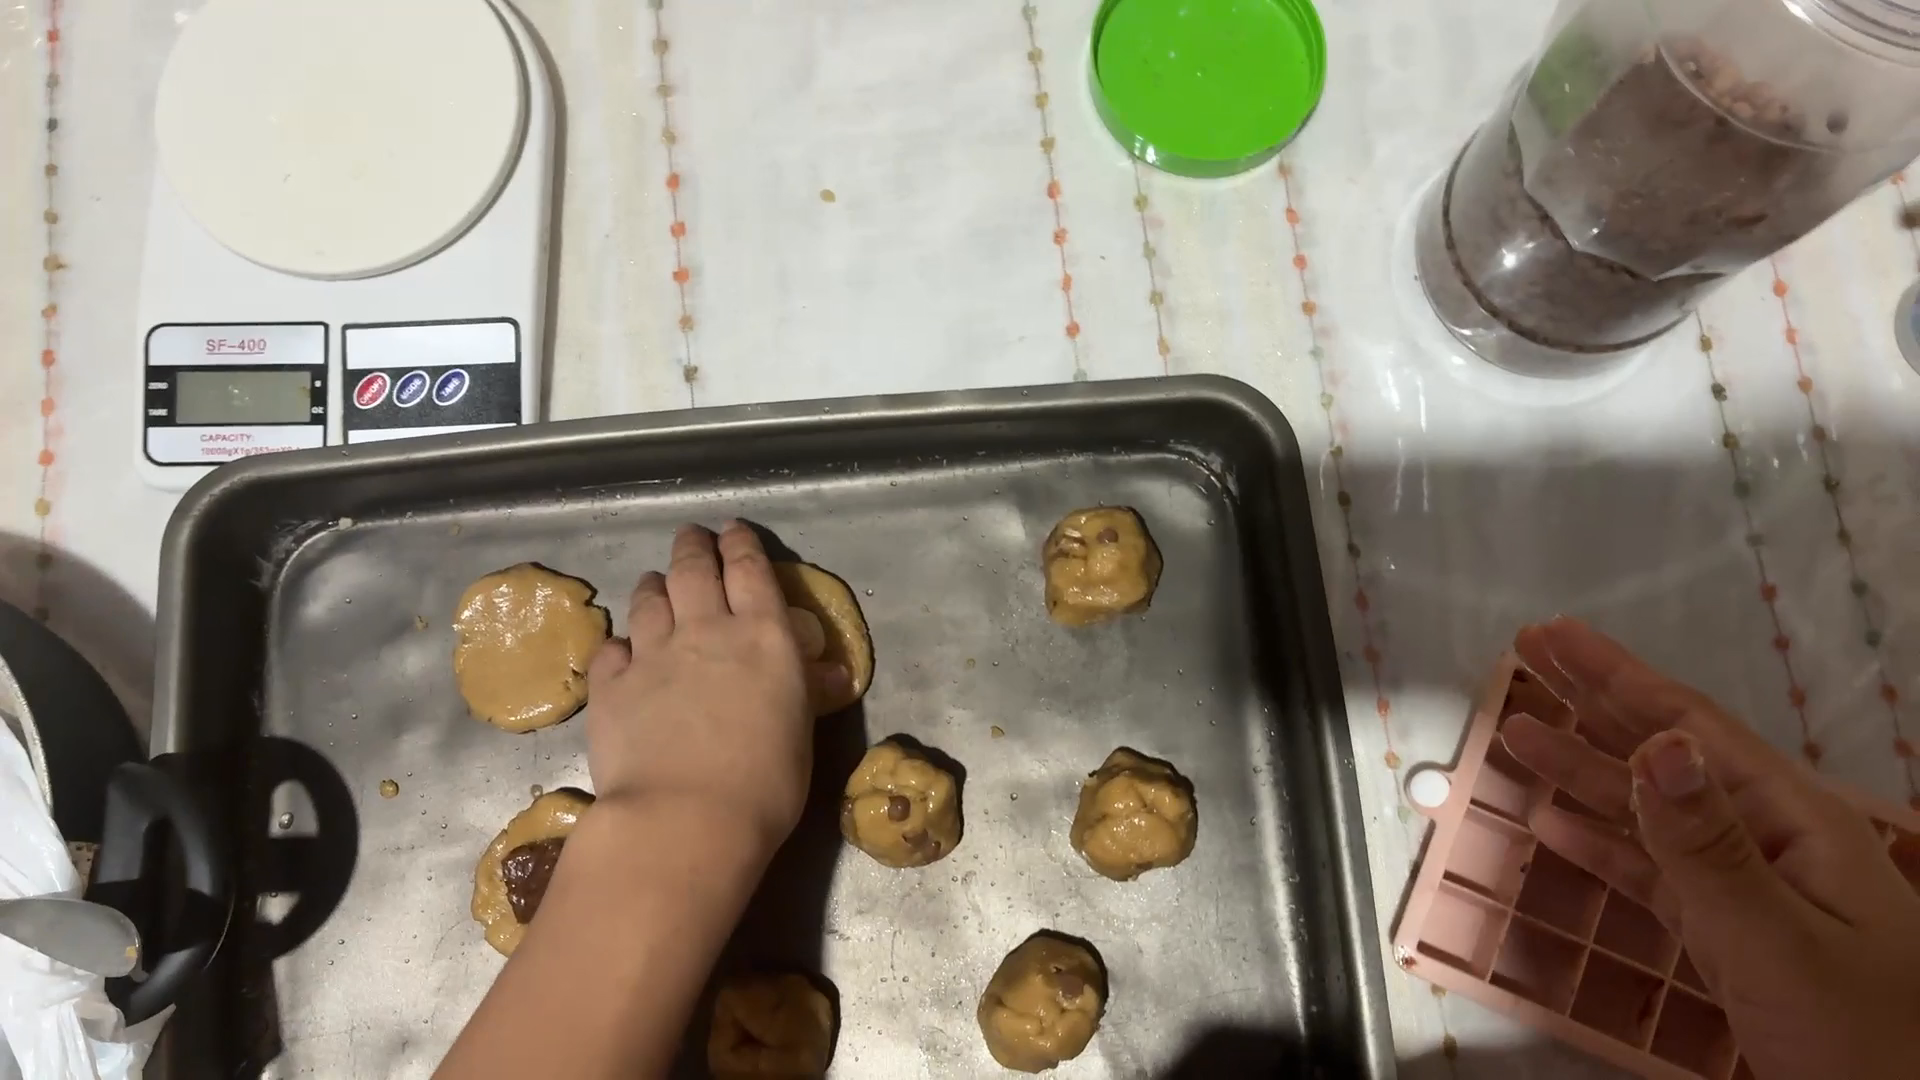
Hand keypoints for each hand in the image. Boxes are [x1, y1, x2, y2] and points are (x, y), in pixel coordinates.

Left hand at [584, 522, 849, 850]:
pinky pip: (611, 649)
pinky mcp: (610, 687)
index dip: (741, 543)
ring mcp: (652, 655)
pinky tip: (623, 649)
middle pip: (693, 568)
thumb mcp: (802, 731)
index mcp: (763, 634)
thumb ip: (807, 690)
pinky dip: (620, 643)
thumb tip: (832, 673)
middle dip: (693, 545)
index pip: (749, 568)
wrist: (686, 820)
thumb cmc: (766, 782)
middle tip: (692, 538)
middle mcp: (706, 630)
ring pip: (649, 599)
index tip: (734, 530)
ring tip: (656, 581)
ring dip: (654, 583)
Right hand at [1500, 618, 1919, 1079]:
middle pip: (1659, 748)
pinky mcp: (1720, 925)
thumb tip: (1658, 744)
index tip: (1552, 634)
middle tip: (1527, 652)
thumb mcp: (1773, 935)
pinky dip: (1596, 841)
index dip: (1614, 673)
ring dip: (1577, 766)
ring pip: (1642, 805)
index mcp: (1789, 822)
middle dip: (1590, 697)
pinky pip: (1644, 865)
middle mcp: (1763, 838)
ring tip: (1516, 733)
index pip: (1685, 725)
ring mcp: (1741, 882)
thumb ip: (1706, 841)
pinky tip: (1552, 825)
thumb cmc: (1854, 1034)